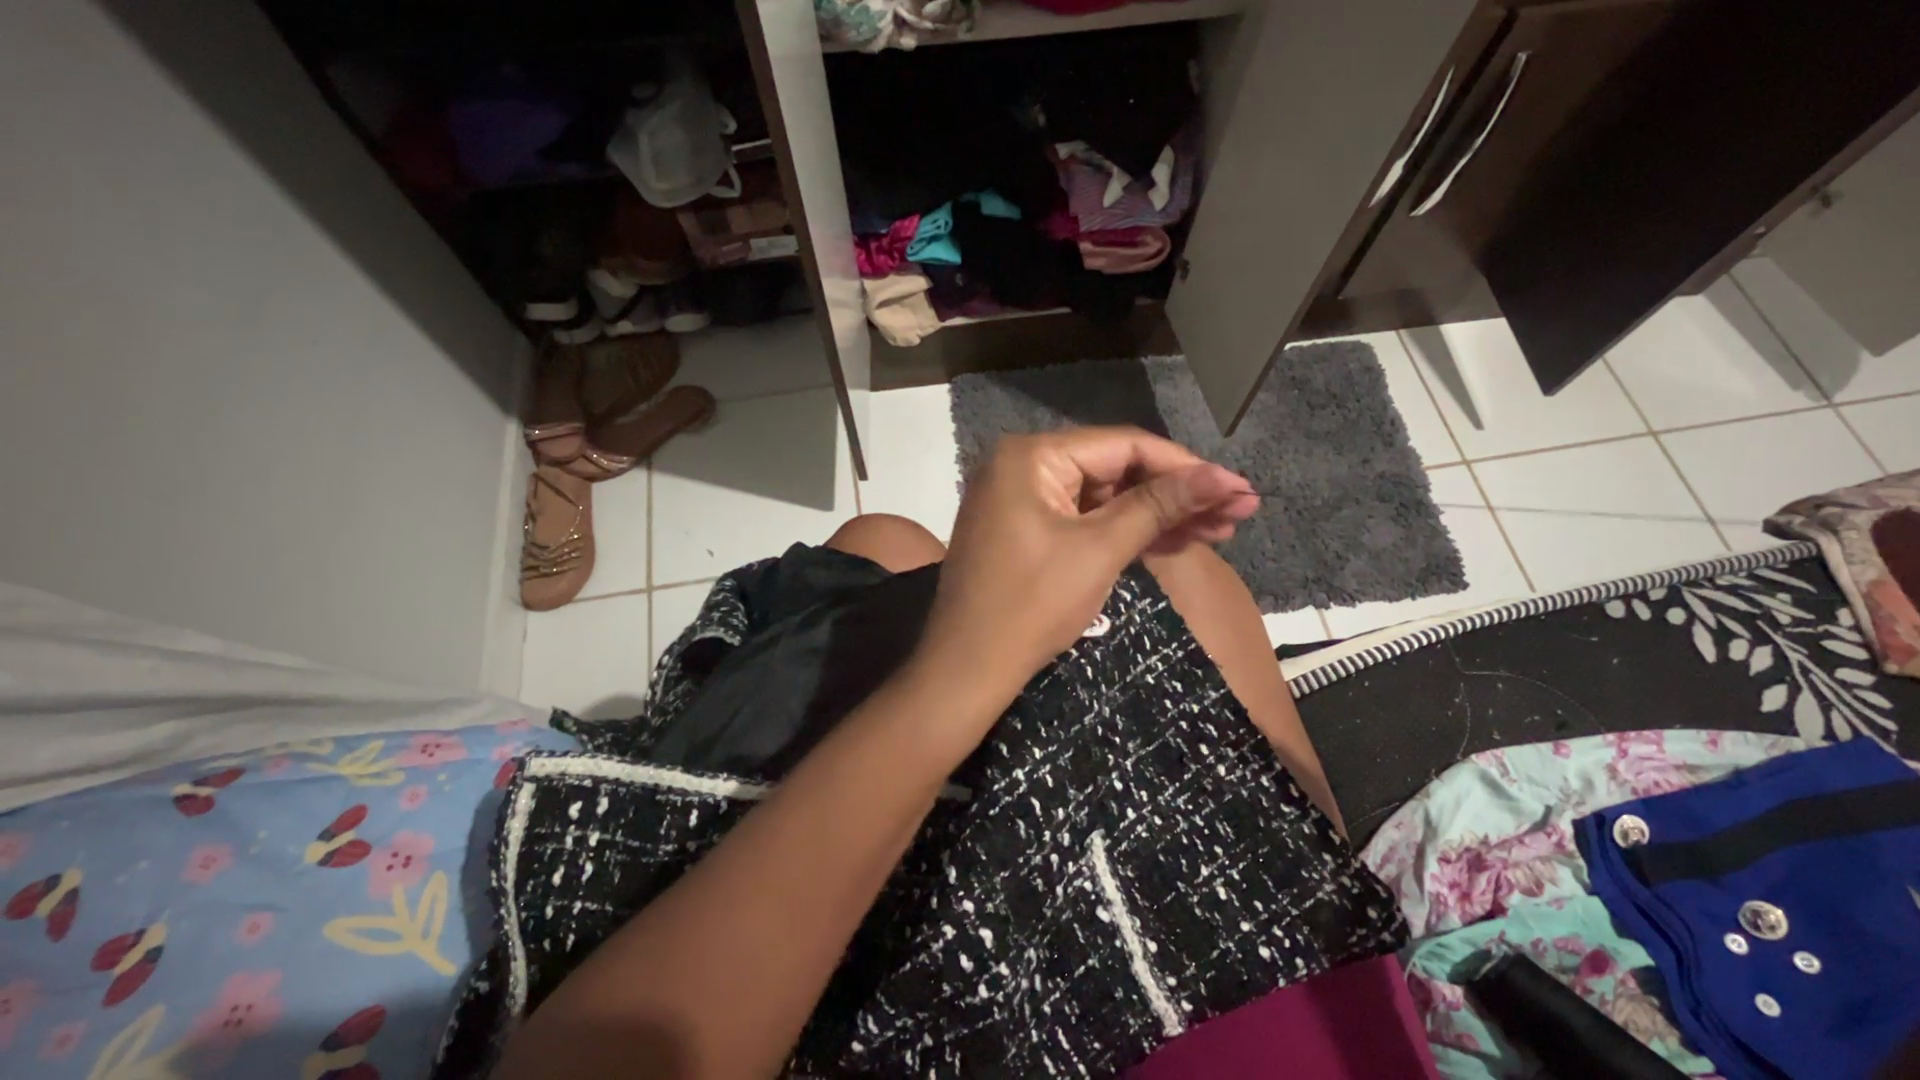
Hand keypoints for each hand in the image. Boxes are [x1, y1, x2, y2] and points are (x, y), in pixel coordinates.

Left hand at [915, 427, 1258, 700]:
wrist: (967, 669)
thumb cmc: (1031, 606)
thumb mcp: (1101, 551)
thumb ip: (1159, 506)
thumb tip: (1225, 476)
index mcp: (1032, 456)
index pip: (1124, 445)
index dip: (1186, 467)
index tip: (1238, 489)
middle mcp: (1023, 465)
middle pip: (1117, 469)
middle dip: (1179, 493)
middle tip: (1240, 513)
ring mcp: (1022, 499)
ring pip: (1106, 497)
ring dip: (1160, 515)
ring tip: (1222, 531)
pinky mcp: (1027, 530)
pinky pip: (1085, 520)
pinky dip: (1126, 532)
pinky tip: (1178, 542)